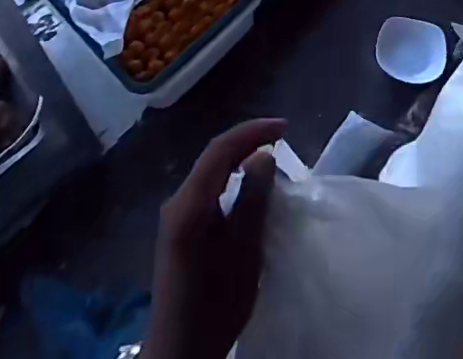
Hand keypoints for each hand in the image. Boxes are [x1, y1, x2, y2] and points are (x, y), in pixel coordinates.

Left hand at [144, 117, 285, 358]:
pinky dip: (234, 179)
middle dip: (248, 141)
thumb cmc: (213, 307)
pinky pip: (211, 189)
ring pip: (213, 172)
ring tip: (274, 158)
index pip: (220, 150)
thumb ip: (253, 201)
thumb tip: (264, 156)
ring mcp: (177, 215)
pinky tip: (253, 188)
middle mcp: (178, 202)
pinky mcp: (182, 228)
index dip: (252, 132)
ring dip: (241, 159)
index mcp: (188, 205)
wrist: (180, 354)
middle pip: (214, 157)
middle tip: (284, 138)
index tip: (285, 128)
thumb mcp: (242, 253)